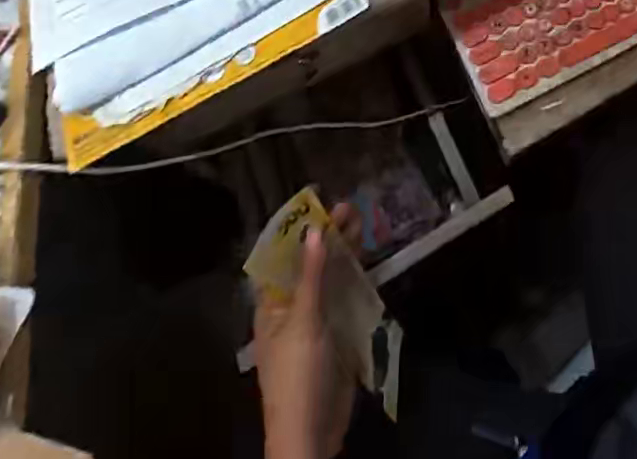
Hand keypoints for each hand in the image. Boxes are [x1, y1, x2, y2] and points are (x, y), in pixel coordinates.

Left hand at [254, 204, 360, 458]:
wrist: (312, 434)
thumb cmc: (297, 374)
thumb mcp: (304, 321)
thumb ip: (311, 275)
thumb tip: (314, 229)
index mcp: (270, 303)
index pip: (280, 256)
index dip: (296, 229)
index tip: (314, 202)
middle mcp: (290, 306)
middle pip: (307, 262)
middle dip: (325, 236)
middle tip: (348, 206)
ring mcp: (313, 318)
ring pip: (327, 275)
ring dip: (342, 250)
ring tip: (361, 220)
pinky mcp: (334, 331)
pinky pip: (342, 295)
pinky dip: (353, 274)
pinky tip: (366, 256)